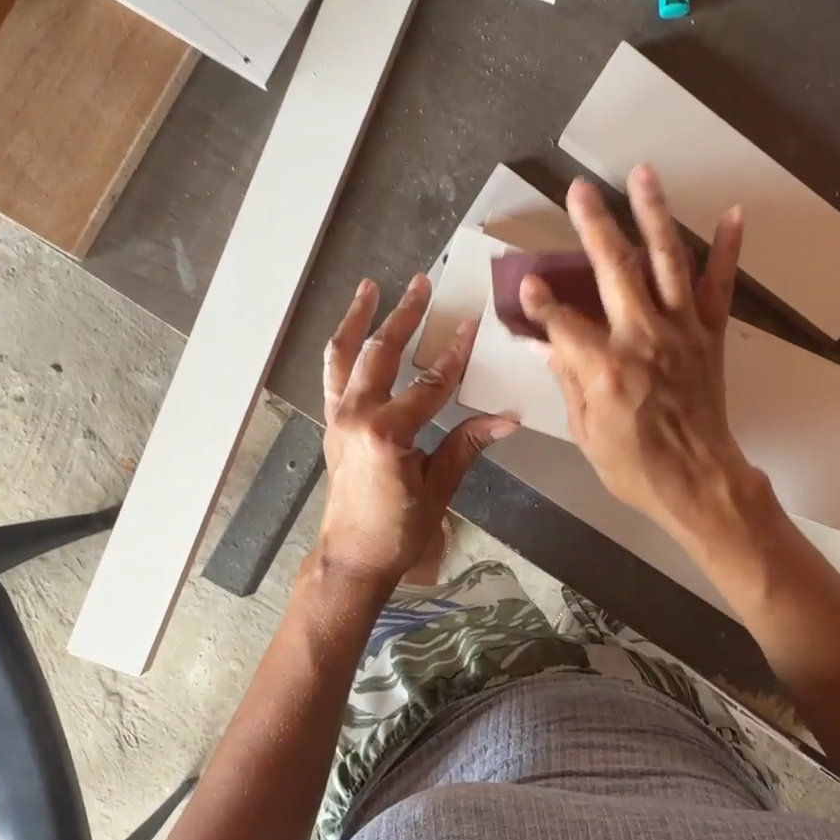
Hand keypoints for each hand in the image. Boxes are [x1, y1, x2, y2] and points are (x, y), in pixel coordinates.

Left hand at [312, 274, 516, 586]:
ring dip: (359, 319)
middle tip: (423, 283)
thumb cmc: (399, 530)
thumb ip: (467, 445)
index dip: (455, 354)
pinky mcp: (333, 424)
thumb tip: (507, 419)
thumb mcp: (439, 488)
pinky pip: (335, 376)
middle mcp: (357, 416)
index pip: (430, 383)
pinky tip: (354, 333)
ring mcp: (339, 417)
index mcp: (387, 433)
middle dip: (406, 317)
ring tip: (370, 287)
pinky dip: (344, 350)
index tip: (471, 324)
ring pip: (346, 356)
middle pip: (383, 353)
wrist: (353, 556)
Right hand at [519, 165, 768, 544]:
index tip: (528, 283)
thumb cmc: (636, 468)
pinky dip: (727, 251)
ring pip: (667, 262)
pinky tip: (731, 214)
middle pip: (615, 270)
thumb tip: (544, 344)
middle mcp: (644, 339)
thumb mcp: (587, 432)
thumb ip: (568, 380)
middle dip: (594, 226)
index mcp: (606, 368)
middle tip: (579, 190)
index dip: (541, 302)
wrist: (700, 482)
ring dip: (654, 214)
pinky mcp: (709, 337)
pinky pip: (719, 287)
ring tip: (643, 174)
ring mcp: (682, 333)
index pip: (563, 321)